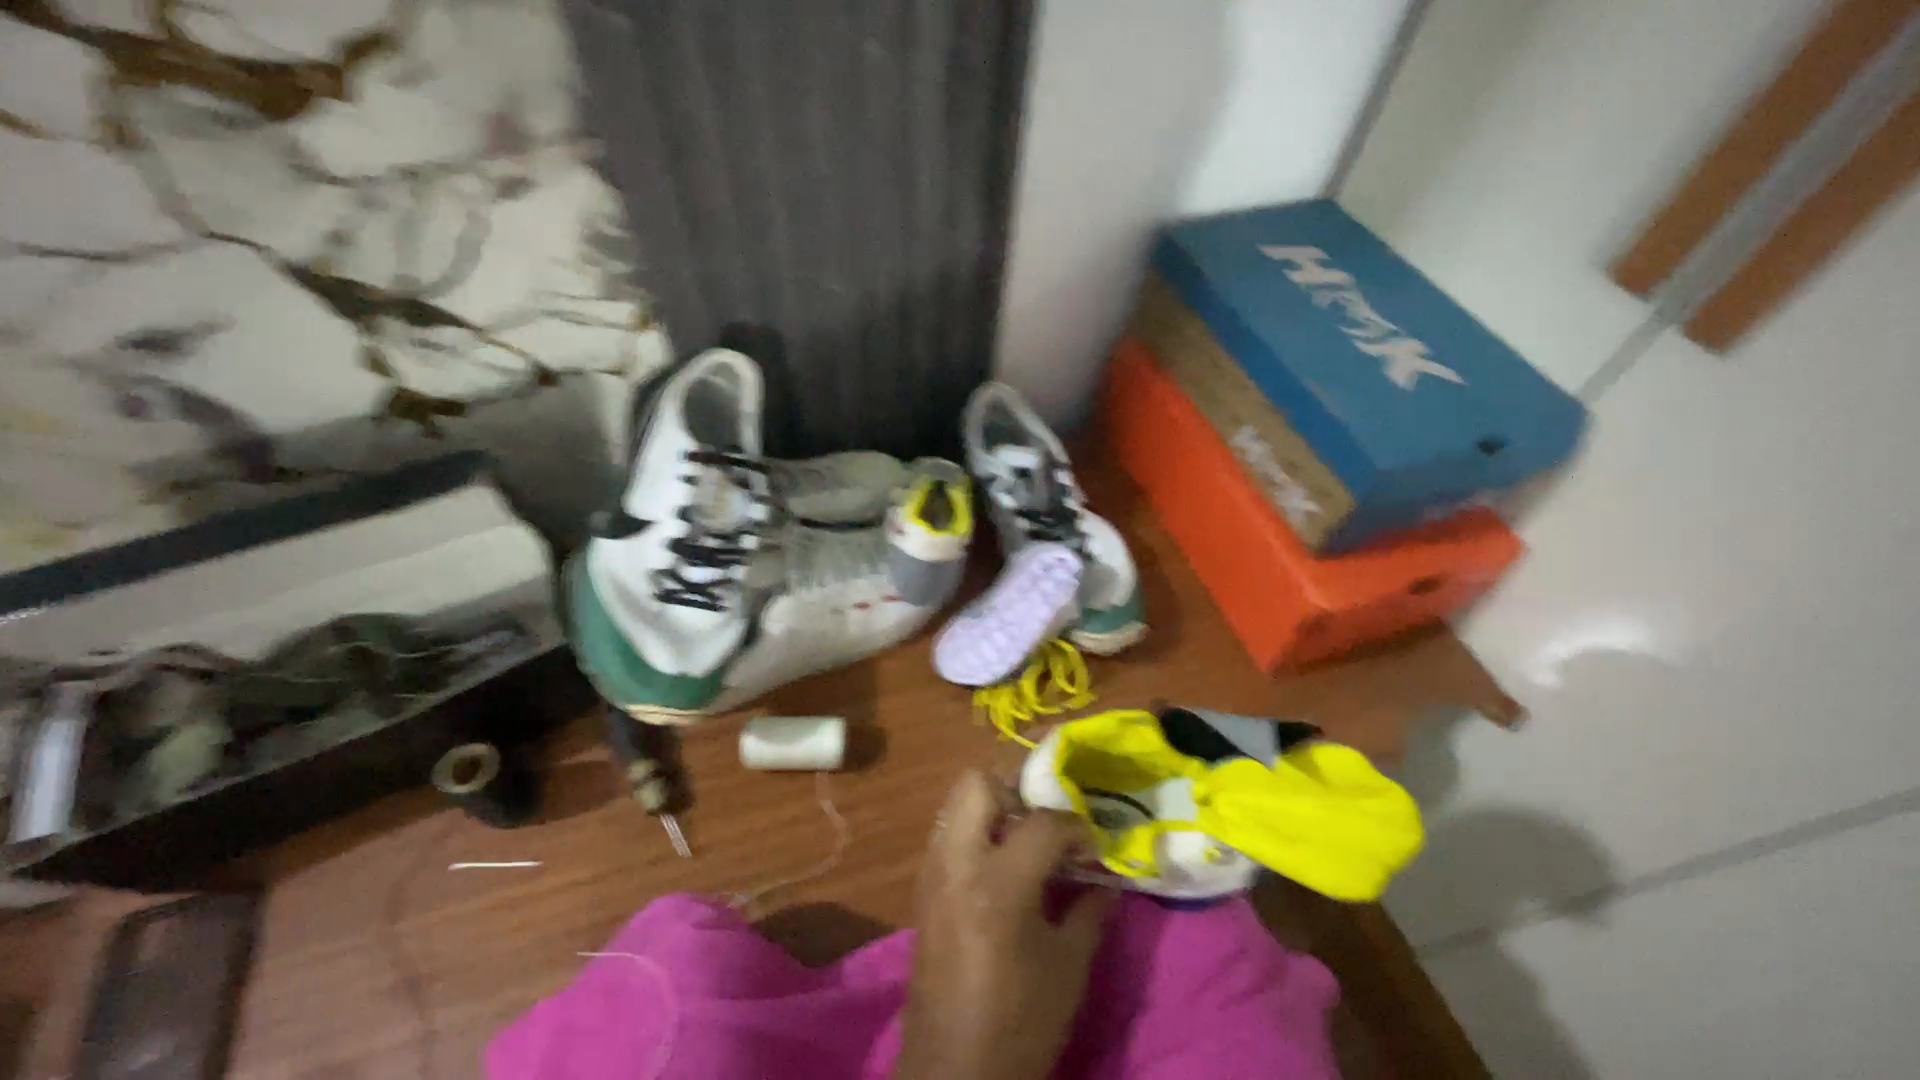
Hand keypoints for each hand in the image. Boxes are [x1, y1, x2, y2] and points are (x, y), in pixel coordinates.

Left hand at [894, 770, 1116, 1079]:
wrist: (953, 1072)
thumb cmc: (1020, 1023)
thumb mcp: (1068, 968)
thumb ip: (1089, 911)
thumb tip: (1106, 879)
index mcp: (997, 883)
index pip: (1042, 821)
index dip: (1076, 826)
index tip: (1094, 844)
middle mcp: (956, 864)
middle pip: (976, 784)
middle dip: (1015, 789)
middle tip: (1047, 820)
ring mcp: (932, 875)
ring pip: (955, 806)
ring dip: (994, 811)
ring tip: (1029, 844)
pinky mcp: (922, 893)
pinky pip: (948, 837)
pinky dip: (977, 836)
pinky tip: (1005, 871)